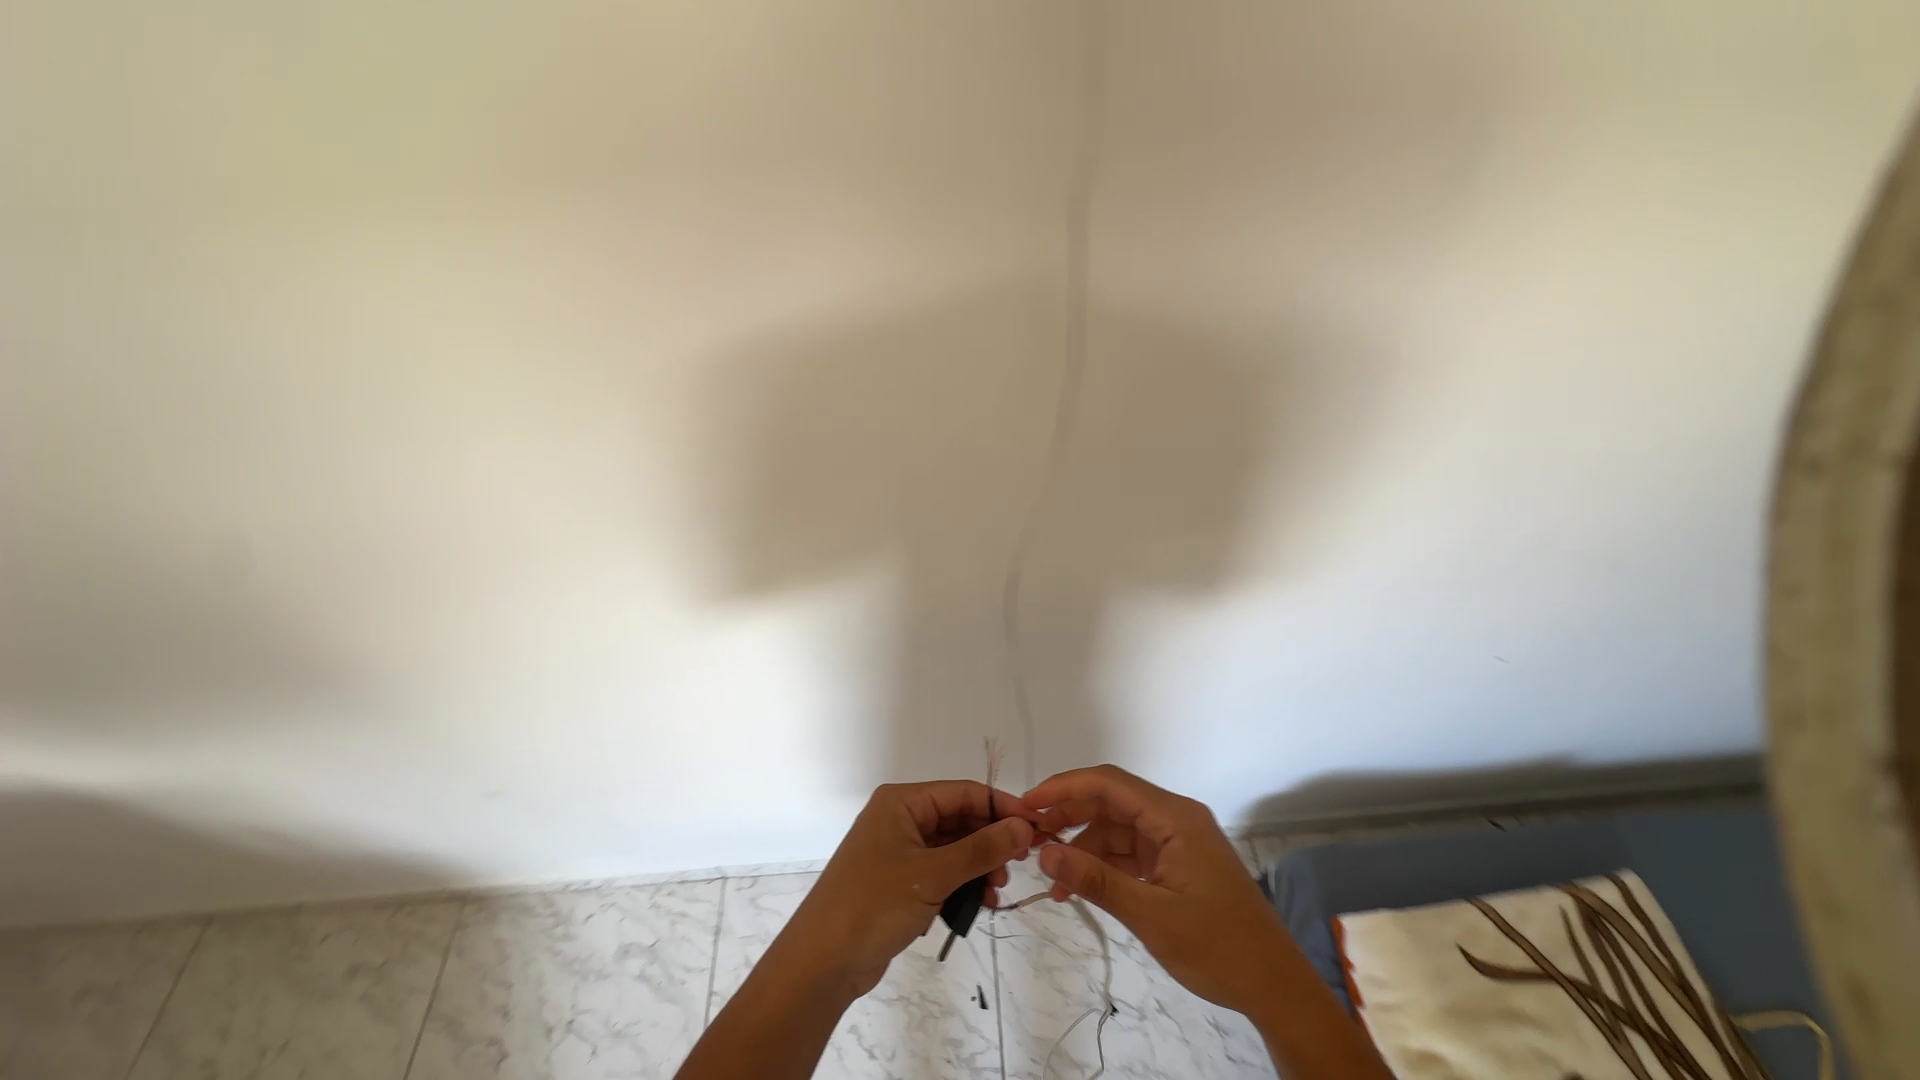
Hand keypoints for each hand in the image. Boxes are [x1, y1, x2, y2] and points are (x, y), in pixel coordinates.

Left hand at [775, 781, 1039, 998]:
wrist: (822, 961)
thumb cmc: (873, 905)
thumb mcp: (933, 875)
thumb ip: (981, 850)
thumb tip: (1023, 828)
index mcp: (902, 802)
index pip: (963, 792)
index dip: (1001, 808)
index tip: (1036, 828)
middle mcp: (900, 819)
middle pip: (959, 819)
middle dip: (991, 840)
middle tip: (1020, 865)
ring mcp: (898, 851)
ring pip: (953, 848)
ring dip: (979, 865)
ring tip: (998, 890)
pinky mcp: (899, 881)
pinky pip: (942, 872)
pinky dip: (963, 884)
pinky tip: (981, 904)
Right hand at [1024, 765, 1294, 1016]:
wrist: (1274, 986)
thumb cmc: (1218, 946)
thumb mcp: (1151, 915)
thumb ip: (1095, 881)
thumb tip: (1043, 854)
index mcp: (1175, 818)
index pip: (1109, 783)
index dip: (1064, 788)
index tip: (1027, 805)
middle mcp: (1176, 819)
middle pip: (1111, 801)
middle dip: (1069, 816)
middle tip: (1029, 838)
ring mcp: (1177, 842)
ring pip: (1117, 828)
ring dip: (1083, 847)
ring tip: (1052, 877)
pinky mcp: (1177, 864)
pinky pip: (1130, 852)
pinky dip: (1103, 866)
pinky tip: (1078, 889)